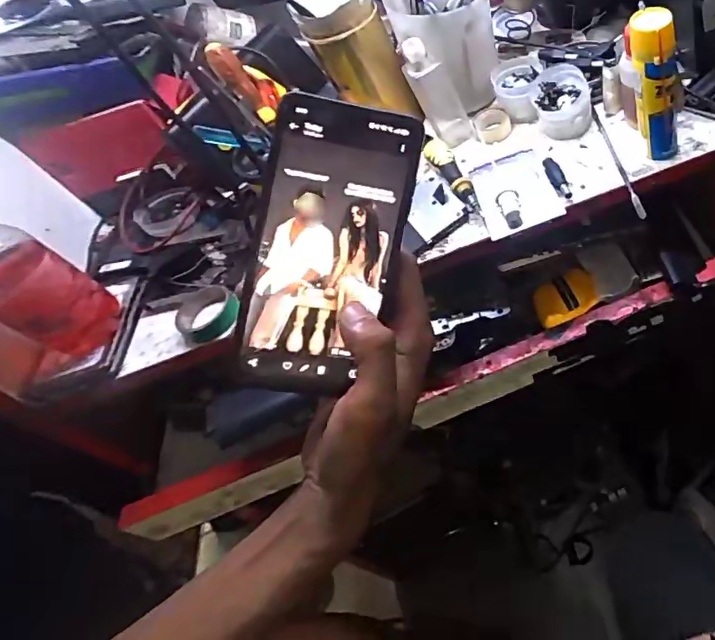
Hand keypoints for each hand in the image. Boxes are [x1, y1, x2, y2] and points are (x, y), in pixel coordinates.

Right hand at [297, 251, 429, 545]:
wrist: (336, 486)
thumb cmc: (362, 444)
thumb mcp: (373, 397)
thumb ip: (372, 351)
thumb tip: (357, 304)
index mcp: (411, 343)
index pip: (410, 287)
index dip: (396, 257)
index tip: (373, 228)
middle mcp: (396, 343)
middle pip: (385, 294)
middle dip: (365, 269)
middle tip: (335, 242)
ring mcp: (372, 356)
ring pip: (361, 311)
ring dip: (343, 292)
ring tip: (315, 265)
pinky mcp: (348, 368)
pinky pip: (340, 332)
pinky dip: (327, 317)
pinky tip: (303, 305)